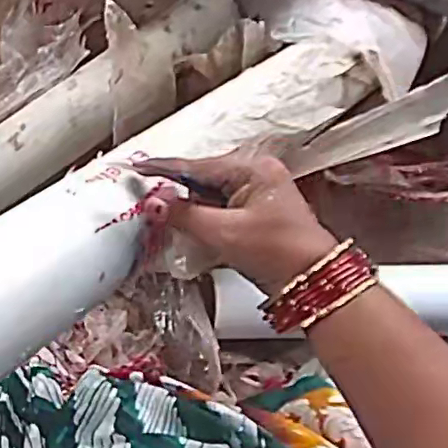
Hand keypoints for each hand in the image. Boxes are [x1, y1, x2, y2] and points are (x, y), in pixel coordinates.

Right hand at [137, 151, 339, 292]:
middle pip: (201, 178)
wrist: (314, 282)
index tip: (134, 167)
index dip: (161, 168)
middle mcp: (255, 174)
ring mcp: (257, 195)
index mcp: (251, 168)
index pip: (195, 165)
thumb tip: (153, 203)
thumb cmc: (276, 253)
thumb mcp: (224, 233)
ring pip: (209, 195)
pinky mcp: (256, 215)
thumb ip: (184, 215)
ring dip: (187, 208)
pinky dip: (202, 218)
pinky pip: (220, 209)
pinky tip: (186, 228)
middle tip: (144, 199)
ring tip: (160, 216)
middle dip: (173, 190)